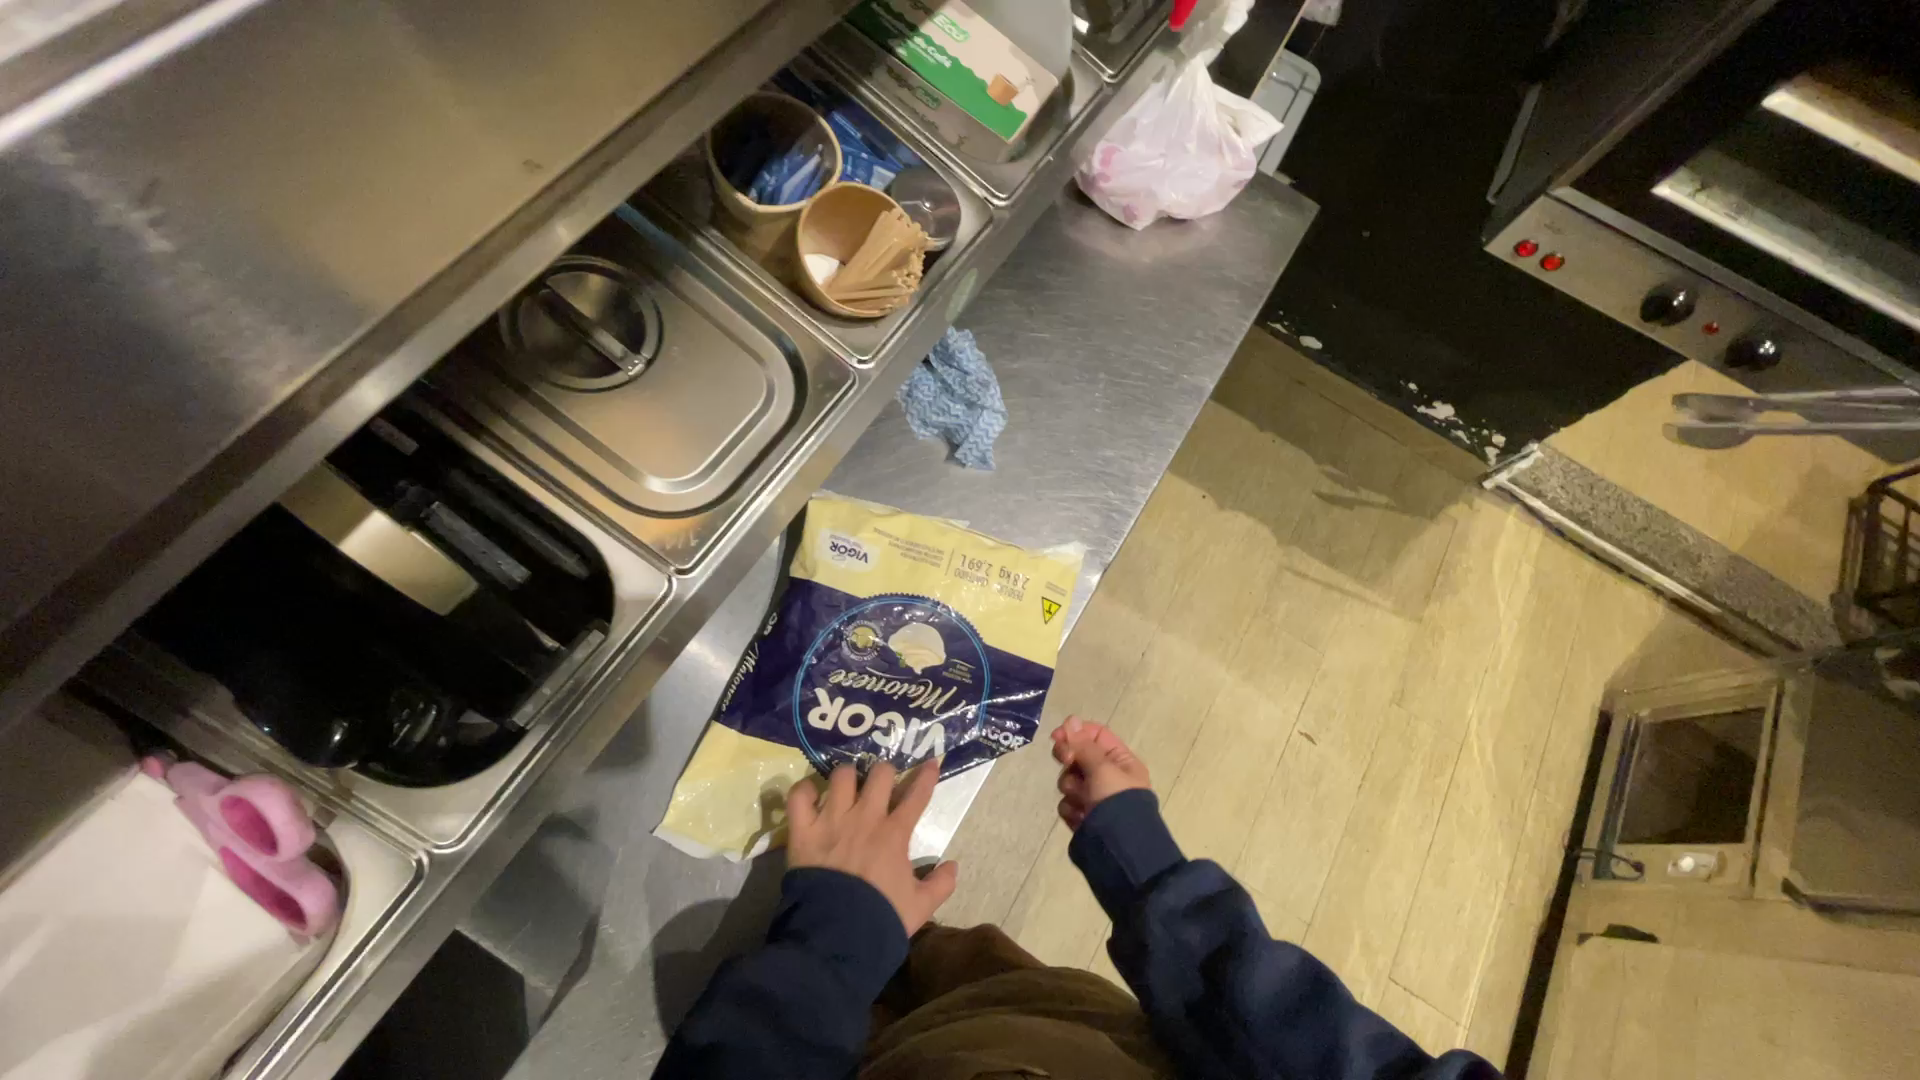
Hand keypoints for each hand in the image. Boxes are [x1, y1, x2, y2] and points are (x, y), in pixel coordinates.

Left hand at [786, 761, 958, 935]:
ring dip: (847, 778)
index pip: (916, 796)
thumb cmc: (880, 918)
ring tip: (846, 786)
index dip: (926, 776)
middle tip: (881, 783)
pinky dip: (804, 791)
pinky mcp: (803, 831)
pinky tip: (810, 794)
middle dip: (884, 773)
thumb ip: (941, 884)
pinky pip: (799, 796)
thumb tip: (954, 865)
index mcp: (894, 834)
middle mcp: (865, 818)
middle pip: (879, 774)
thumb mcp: (920, 907)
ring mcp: (832, 820)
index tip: (931, 763)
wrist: (836, 937)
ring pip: (841, 776)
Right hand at [1050, 715, 1151, 829]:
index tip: (1058, 736)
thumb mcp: (1102, 768)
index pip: (1095, 735)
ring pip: (1068, 779)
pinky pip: (1067, 802)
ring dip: (1071, 787)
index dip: (1076, 732)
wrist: (1119, 849)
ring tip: (1082, 799)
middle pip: (1078, 755)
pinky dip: (1071, 808)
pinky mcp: (1082, 815)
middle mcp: (1107, 776)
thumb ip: (1083, 744)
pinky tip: (1081, 816)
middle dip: (1069, 759)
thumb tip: (1071, 719)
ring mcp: (1094, 797)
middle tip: (1067, 761)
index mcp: (1120, 760)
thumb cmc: (1116, 801)